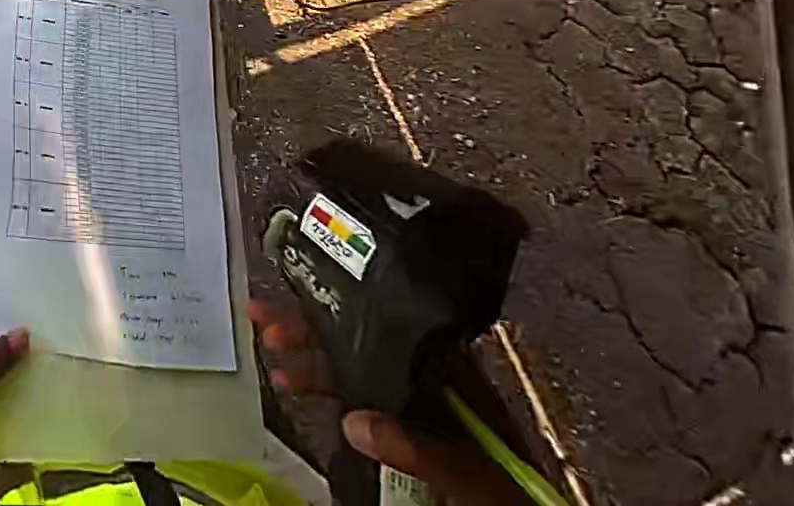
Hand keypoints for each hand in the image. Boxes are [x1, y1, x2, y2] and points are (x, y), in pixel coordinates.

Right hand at [250, 298, 527, 505]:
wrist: (530, 505)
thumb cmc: (519, 496)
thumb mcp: (481, 476)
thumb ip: (426, 450)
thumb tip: (356, 425)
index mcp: (445, 370)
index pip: (375, 328)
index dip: (326, 315)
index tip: (290, 308)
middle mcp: (425, 373)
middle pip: (356, 340)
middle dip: (306, 329)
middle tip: (263, 321)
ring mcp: (416, 399)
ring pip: (352, 365)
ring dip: (310, 359)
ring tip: (273, 358)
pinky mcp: (410, 424)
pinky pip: (359, 395)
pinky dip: (327, 388)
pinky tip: (300, 389)